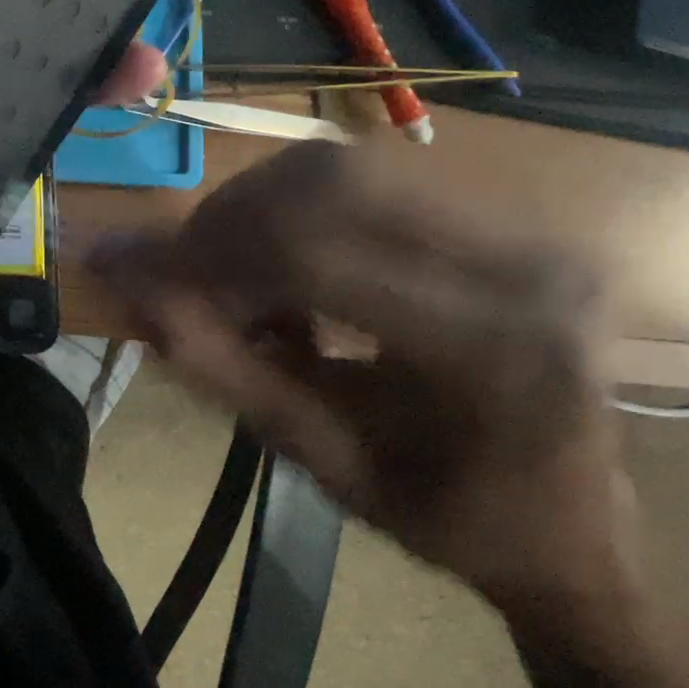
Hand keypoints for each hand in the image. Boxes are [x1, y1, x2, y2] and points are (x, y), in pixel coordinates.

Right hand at [89, 141, 640, 611]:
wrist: (570, 522)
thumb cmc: (443, 513)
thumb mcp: (318, 458)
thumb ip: (218, 364)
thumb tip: (117, 273)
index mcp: (490, 343)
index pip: (305, 249)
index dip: (201, 258)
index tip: (146, 288)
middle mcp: (520, 262)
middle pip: (318, 182)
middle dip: (223, 225)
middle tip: (191, 285)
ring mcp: (520, 230)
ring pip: (330, 166)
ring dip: (252, 214)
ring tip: (238, 283)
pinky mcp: (502, 218)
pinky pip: (359, 179)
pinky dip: (289, 214)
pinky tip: (286, 272)